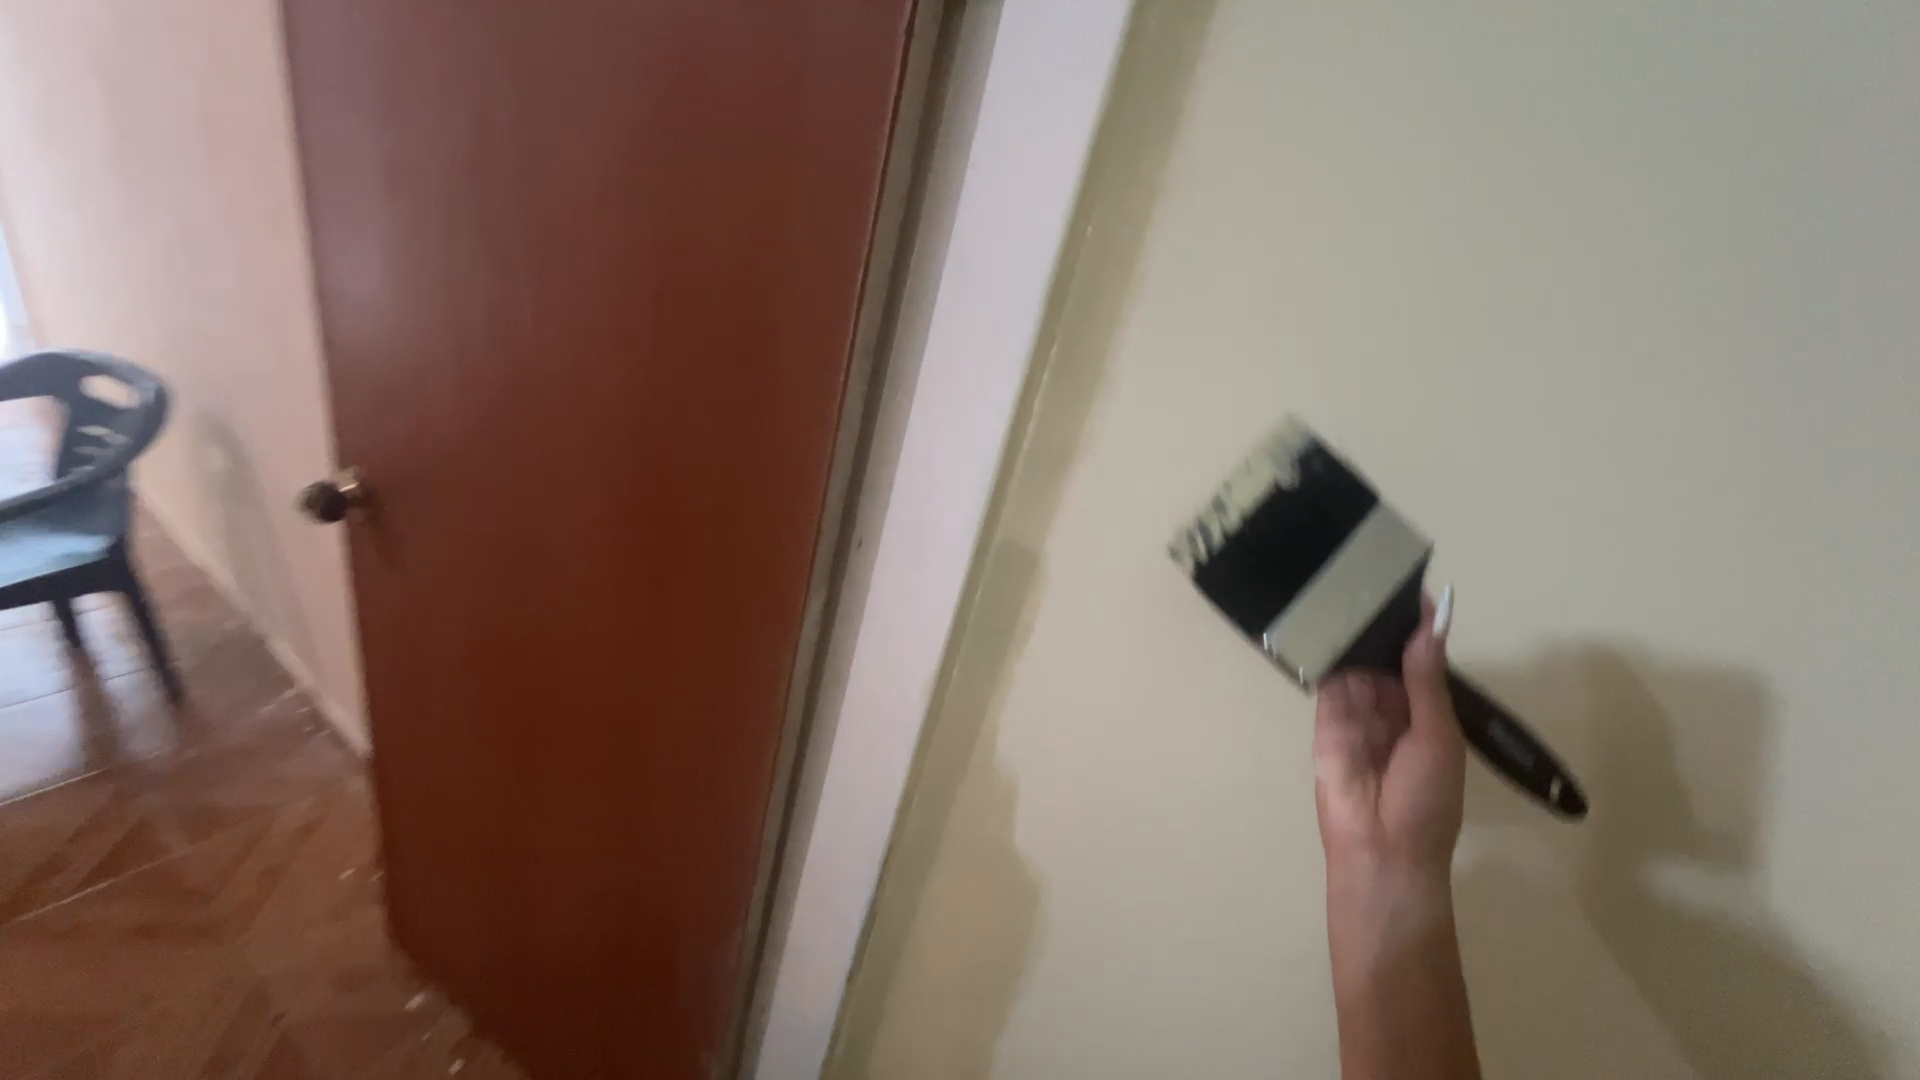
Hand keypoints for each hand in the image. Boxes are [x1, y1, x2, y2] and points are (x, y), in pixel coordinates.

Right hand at [1312, 589, 1465, 877]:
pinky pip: (1327, 681)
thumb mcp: (1436, 735)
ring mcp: (1357, 711)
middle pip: (1385, 657)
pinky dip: (1325, 655)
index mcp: (1428, 713)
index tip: (1409, 585)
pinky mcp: (1325, 718)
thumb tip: (1429, 624)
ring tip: (1344, 587)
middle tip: (1368, 576)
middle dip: (1380, 625)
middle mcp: (1393, 707)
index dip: (1417, 628)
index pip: (1421, 660)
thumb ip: (1426, 679)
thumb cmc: (1425, 798)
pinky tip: (1322, 624)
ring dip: (1352, 635)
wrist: (1379, 847)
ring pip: (1356, 664)